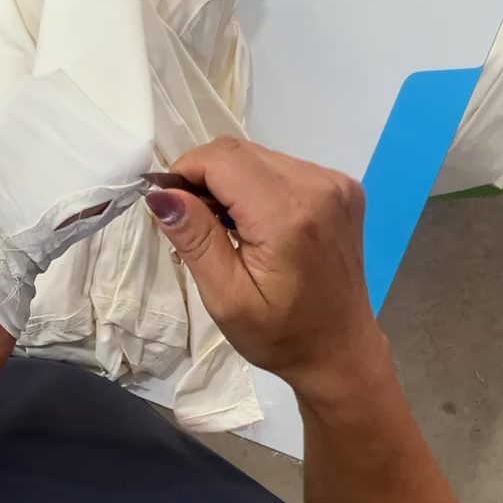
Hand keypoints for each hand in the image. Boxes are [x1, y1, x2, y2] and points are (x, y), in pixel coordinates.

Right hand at [145, 136, 391, 402]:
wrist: (340, 350)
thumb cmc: (279, 334)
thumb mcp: (226, 297)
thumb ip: (196, 239)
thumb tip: (161, 194)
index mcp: (288, 215)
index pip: (221, 160)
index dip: (185, 173)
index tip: (171, 208)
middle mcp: (318, 185)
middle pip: (238, 151)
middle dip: (204, 177)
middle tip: (195, 223)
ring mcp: (335, 183)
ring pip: (257, 156)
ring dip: (229, 182)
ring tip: (226, 229)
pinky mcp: (341, 187)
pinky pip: (281, 167)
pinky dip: (256, 186)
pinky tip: (255, 224)